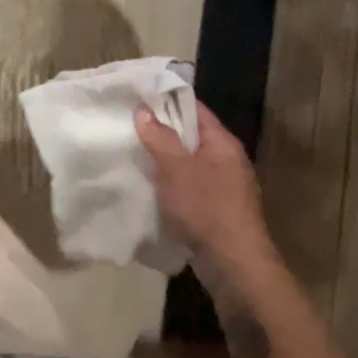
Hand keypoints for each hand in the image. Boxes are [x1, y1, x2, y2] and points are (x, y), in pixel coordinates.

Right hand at [135, 102, 274, 274]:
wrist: (232, 260)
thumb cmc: (205, 207)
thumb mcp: (176, 169)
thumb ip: (160, 139)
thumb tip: (143, 110)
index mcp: (223, 144)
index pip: (196, 110)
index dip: (168, 100)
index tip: (137, 97)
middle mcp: (227, 160)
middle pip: (191, 136)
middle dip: (161, 130)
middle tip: (125, 124)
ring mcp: (222, 186)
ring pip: (187, 162)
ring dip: (162, 158)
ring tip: (130, 152)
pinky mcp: (214, 208)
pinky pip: (187, 184)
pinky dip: (168, 181)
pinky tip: (146, 185)